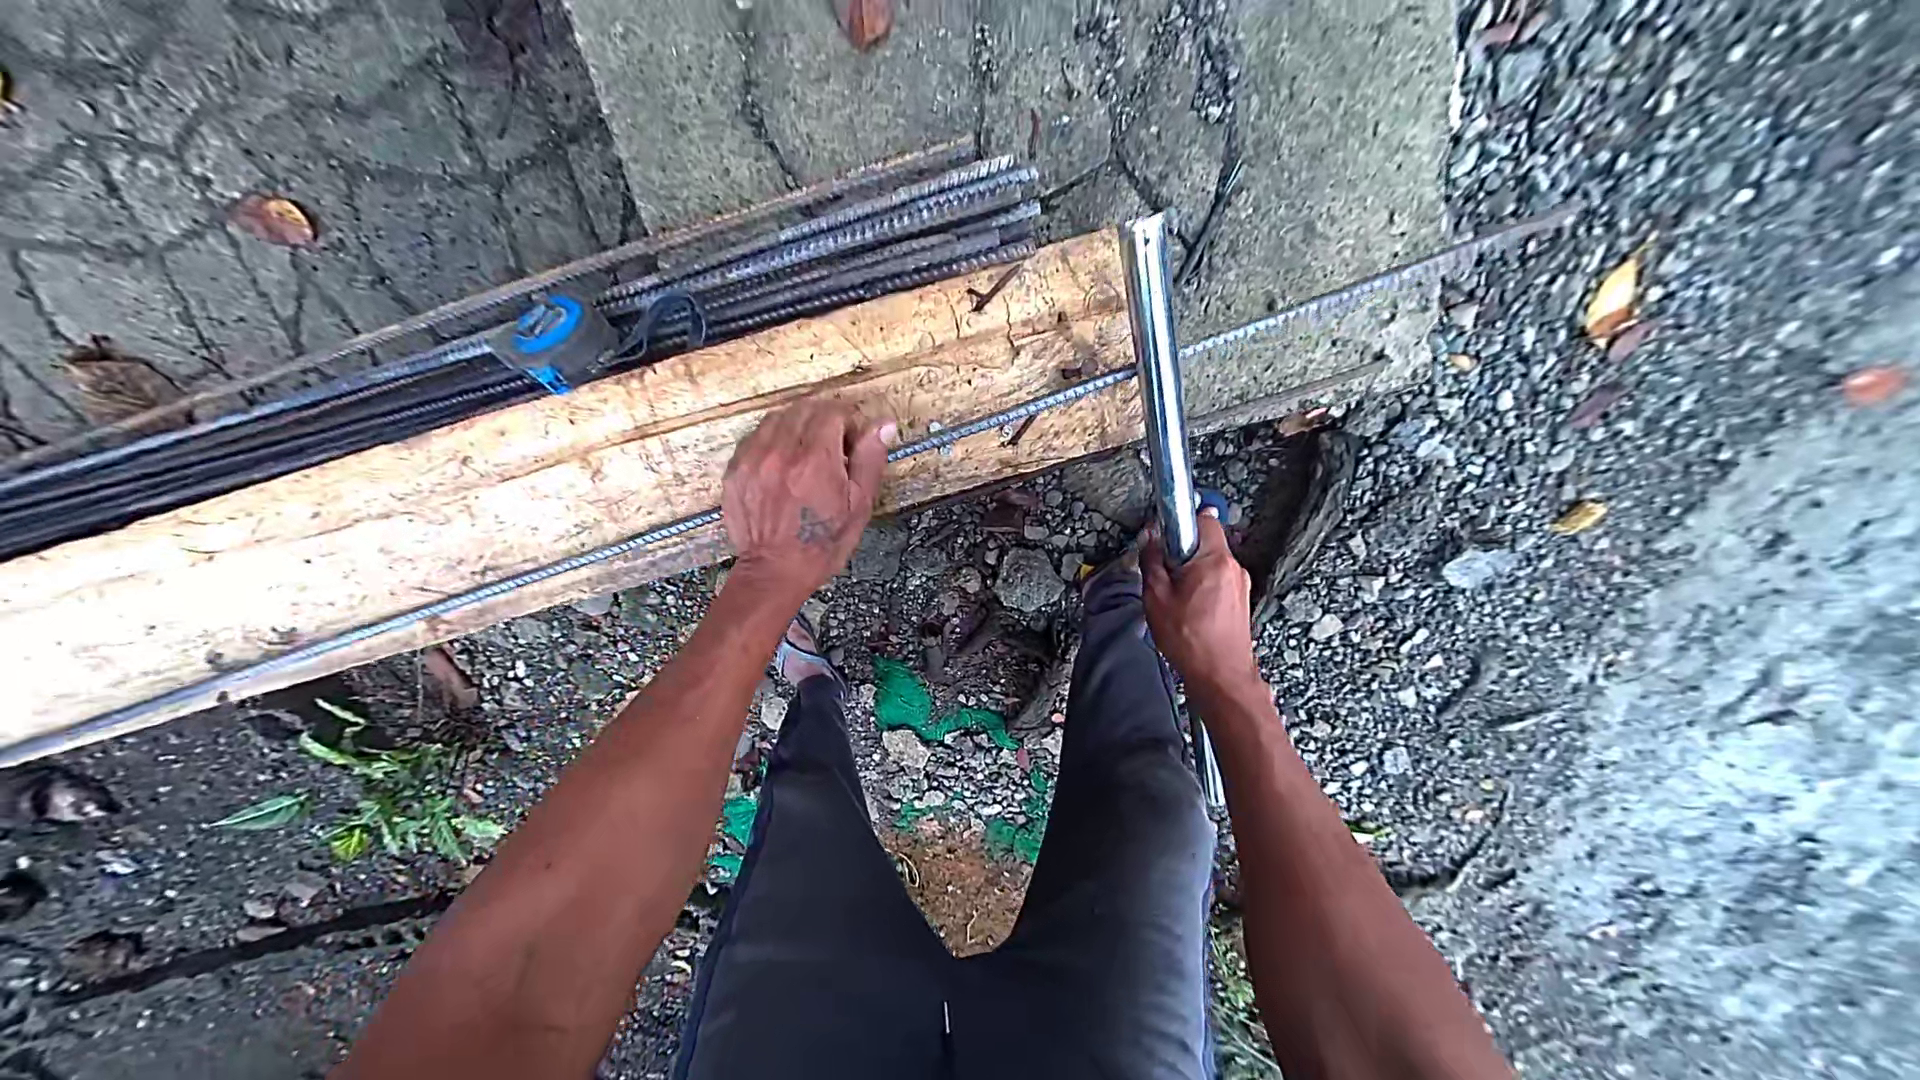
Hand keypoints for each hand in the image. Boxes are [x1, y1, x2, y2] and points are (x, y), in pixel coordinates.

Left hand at [720, 399, 894, 603]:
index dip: (848, 422)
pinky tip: (783, 464)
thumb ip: (870, 460)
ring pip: (778, 417)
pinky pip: (756, 436)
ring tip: (806, 455)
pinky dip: (773, 440)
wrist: (775, 571)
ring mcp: (753, 459)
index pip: (833, 411)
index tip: (850, 442)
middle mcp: (780, 453)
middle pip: (804, 408)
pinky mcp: (736, 469)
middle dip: (823, 420)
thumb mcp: (859, 506)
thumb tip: (883, 425)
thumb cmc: (822, 543)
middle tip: (832, 447)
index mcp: (814, 461)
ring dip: (797, 427)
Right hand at [1141, 509, 1261, 692]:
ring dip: (1191, 570)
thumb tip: (1149, 539)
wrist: (1220, 676)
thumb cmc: (1192, 641)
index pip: (1203, 518)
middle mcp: (1233, 567)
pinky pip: (1217, 579)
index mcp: (1214, 560)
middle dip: (1181, 551)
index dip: (1179, 522)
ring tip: (1175, 596)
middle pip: (1205, 541)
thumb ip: (1151, 562)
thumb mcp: (1156, 598)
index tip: (1164, 532)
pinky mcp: (1240, 599)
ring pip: (1210, 562)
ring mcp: (1239, 584)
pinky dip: (1202, 585)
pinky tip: (1188, 608)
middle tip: (1164, 572)